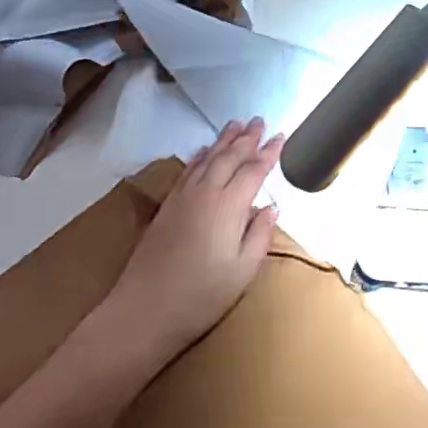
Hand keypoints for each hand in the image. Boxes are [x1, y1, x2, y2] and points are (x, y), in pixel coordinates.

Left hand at [93, 119, 283, 358]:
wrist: (146, 307)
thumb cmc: (202, 295)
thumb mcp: (243, 271)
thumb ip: (259, 235)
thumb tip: (271, 207)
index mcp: (228, 207)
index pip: (253, 171)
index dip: (268, 153)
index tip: (281, 137)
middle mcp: (205, 193)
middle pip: (229, 157)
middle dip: (246, 138)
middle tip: (259, 120)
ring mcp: (183, 196)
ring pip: (207, 158)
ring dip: (223, 140)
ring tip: (236, 124)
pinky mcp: (167, 205)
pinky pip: (188, 169)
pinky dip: (200, 156)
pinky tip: (205, 150)